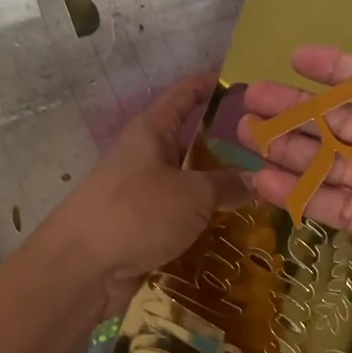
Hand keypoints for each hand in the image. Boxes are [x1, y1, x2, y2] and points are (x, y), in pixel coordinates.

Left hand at [42, 73, 246, 321]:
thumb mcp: (192, 195)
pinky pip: (182, 211)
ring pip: (189, 177)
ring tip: (263, 183)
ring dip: (219, 181)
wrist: (81, 269)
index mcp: (151, 130)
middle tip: (270, 143)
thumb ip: (226, 184)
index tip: (249, 83)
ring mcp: (143, 190)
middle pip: (190, 136)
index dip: (214, 83)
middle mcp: (146, 154)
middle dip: (226, 139)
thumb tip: (256, 179)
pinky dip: (205, 214)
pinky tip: (236, 221)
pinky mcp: (143, 225)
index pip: (186, 93)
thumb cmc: (136, 213)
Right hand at [239, 7, 351, 352]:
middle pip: (351, 125)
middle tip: (252, 97)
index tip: (300, 56)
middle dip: (301, 111)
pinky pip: (347, 212)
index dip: (343, 70)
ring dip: (293, 150)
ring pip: (340, 166)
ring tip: (246, 135)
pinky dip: (307, 198)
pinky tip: (268, 184)